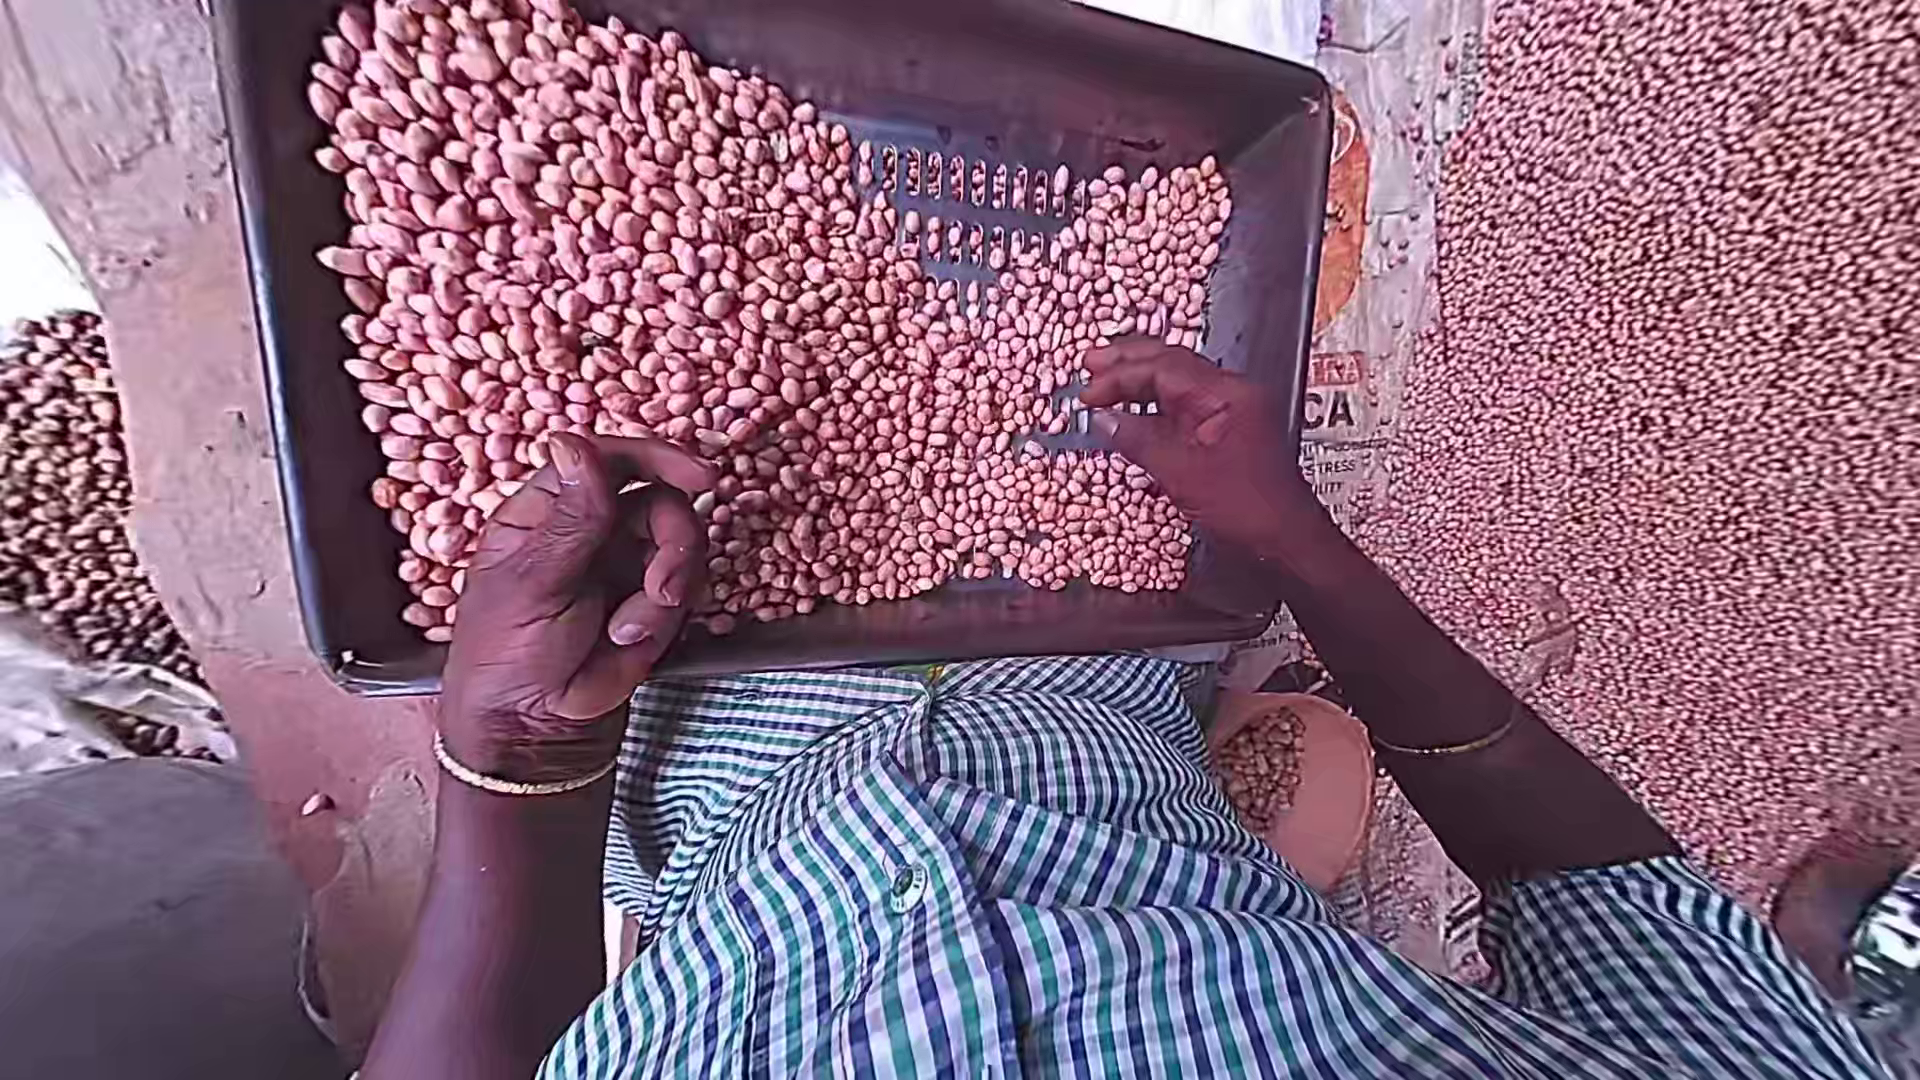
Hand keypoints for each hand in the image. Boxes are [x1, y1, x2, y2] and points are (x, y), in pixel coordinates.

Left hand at [438, 432, 717, 784]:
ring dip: (670, 585)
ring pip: (685, 542)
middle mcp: (598, 526)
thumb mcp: (534, 583)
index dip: (658, 458)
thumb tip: (572, 440)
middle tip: (665, 587)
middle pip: (664, 501)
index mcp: (551, 510)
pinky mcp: (657, 595)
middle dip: (675, 543)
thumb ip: (571, 517)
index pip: (610, 460)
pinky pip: (689, 583)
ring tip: (634, 628)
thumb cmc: (509, 651)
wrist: (539, 723)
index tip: (701, 475)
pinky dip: (666, 615)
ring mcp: (632, 560)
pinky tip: (631, 640)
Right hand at [1082, 338, 1313, 550]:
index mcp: (1226, 394)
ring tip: (1102, 379)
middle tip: (1090, 362)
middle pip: (1170, 363)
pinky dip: (1149, 405)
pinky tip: (1129, 410)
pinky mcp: (1219, 432)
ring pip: (1174, 382)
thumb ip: (1140, 441)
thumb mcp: (1184, 474)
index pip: (1164, 369)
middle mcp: (1228, 394)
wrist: (1284, 536)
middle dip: (1127, 360)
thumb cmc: (1246, 506)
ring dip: (1136, 380)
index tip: (1089, 393)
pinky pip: (1178, 408)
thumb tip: (1103, 420)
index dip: (1121, 376)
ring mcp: (1225, 412)